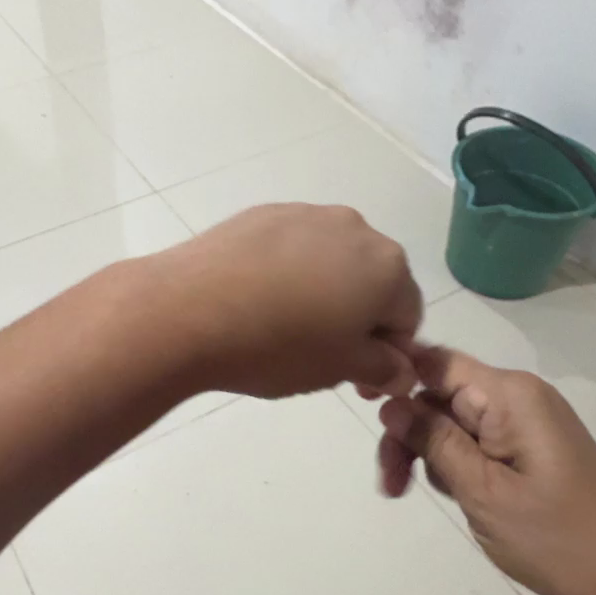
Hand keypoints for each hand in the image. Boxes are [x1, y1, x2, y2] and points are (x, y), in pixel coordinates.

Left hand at [149, 204, 421, 399]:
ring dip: (322, 292)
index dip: (388, 354)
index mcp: (387, 266)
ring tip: (281, 326)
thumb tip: (401, 369)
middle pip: (371, 281)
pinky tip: (255, 300)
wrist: (188, 310)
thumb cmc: (278, 346)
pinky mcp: (263, 213)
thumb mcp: (339, 369)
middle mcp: (355, 228)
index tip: (356, 381)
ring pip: (330, 261)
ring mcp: (305, 214)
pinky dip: (286, 272)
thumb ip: (383, 368)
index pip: (407, 316)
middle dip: (356, 318)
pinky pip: (290, 247)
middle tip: (319, 355)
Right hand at [376, 347, 595, 594]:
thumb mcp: (482, 491)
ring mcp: (528, 424)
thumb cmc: (557, 539)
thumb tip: (391, 401)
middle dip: (407, 431)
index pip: (436, 361)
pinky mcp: (532, 450)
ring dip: (426, 452)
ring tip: (408, 495)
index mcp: (511, 395)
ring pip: (454, 420)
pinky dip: (454, 464)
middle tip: (389, 485)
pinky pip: (478, 441)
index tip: (363, 406)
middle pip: (441, 394)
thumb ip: (433, 441)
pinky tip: (451, 496)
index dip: (395, 375)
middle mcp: (520, 397)